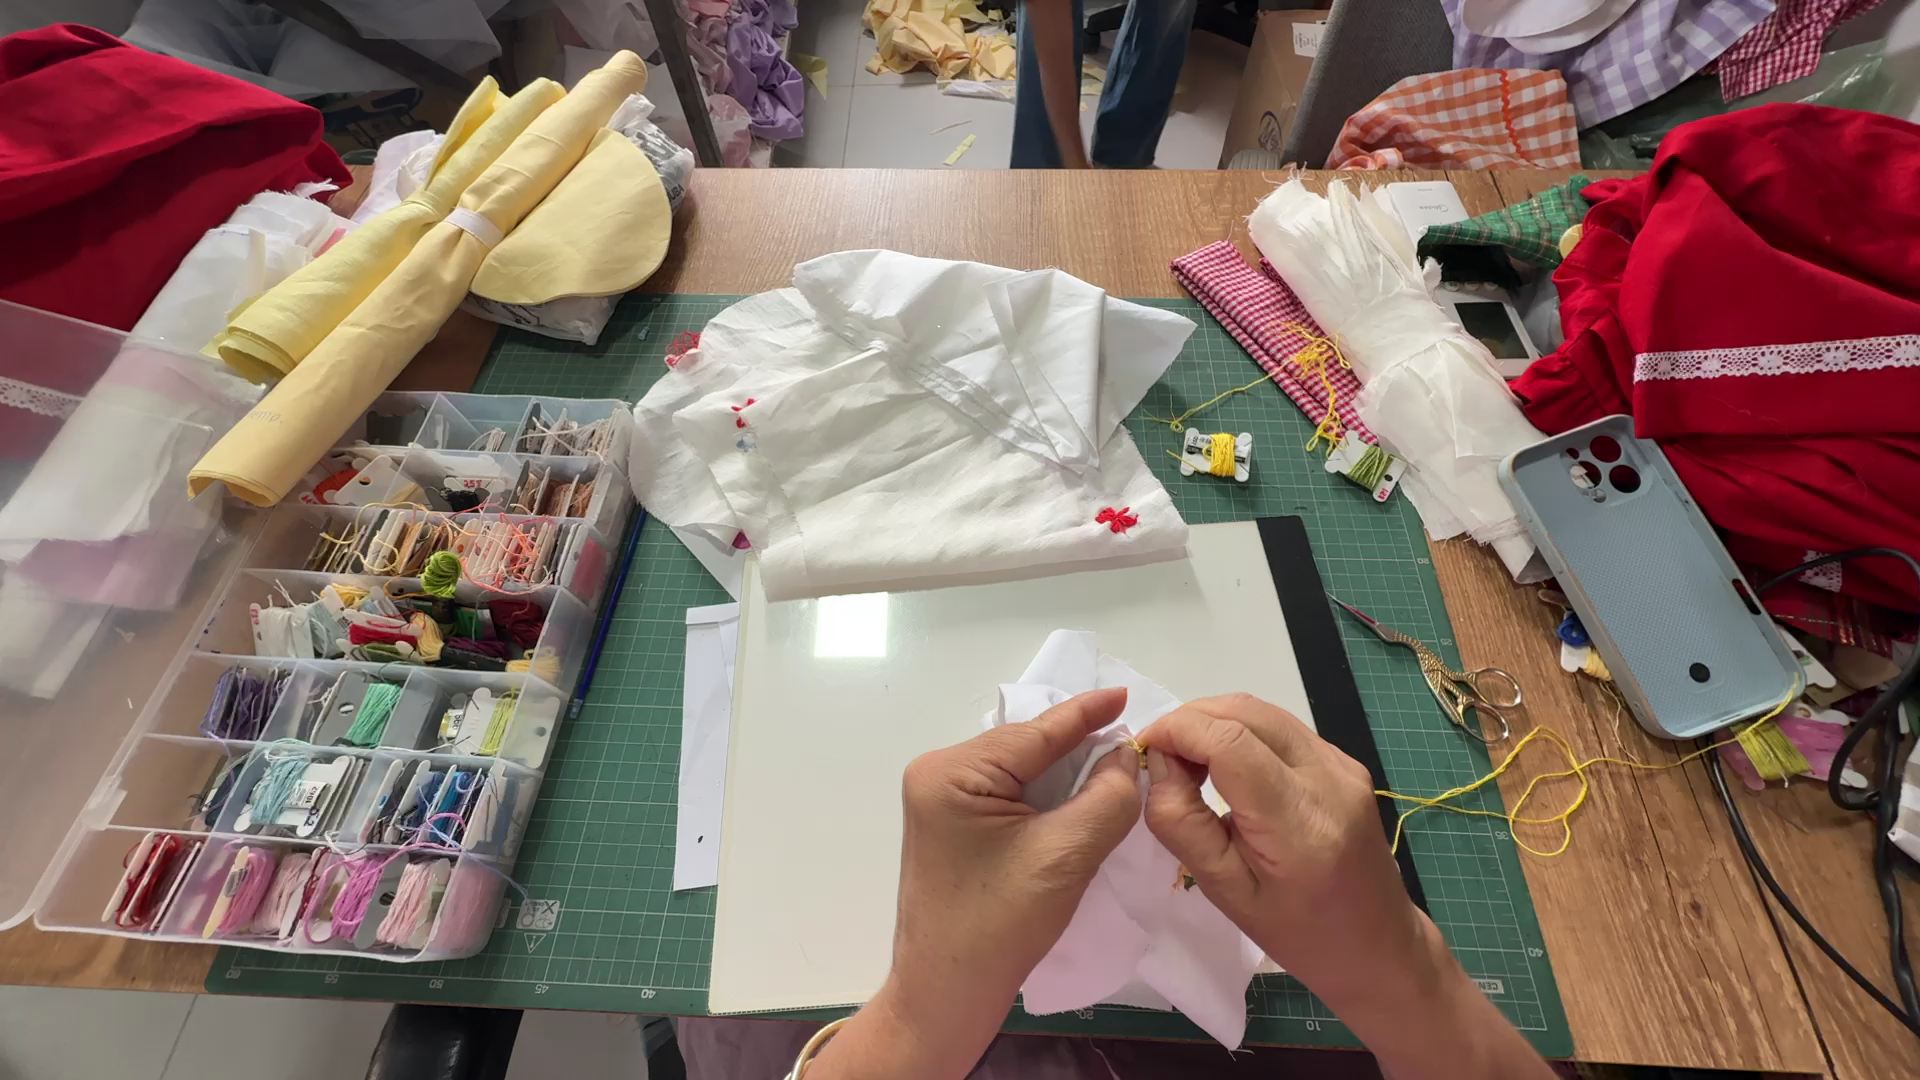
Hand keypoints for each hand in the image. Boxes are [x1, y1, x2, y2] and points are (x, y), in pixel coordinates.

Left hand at [811, 687, 1141, 1079]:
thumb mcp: (1064, 857)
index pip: (1033, 734)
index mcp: (952, 772)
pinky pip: (1005, 790)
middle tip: (1126, 738)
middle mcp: (938, 772)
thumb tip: (1124, 756)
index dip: (1084, 713)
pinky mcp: (949, 820)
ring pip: (1017, 769)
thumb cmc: (1000, 928)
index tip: (1122, 692)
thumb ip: (1105, 798)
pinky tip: (1072, 793)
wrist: (945, 997)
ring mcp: (939, 796)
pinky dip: (1042, 792)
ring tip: (1108, 761)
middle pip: (1024, 748)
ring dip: (1060, 770)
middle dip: (1074, 744)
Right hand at [1139, 694, 1551, 1078]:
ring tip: (1187, 758)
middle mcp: (1328, 780)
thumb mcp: (1222, 890)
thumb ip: (1180, 821)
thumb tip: (1159, 761)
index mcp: (1300, 825)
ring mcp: (1341, 764)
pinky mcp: (1343, 760)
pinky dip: (1236, 728)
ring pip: (1258, 708)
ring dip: (1210, 719)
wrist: (1380, 948)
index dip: (1177, 731)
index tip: (1146, 751)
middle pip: (1242, 712)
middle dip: (1188, 720)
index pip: (1228, 742)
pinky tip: (1223, 762)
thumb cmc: (1296, 932)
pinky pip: (1276, 723)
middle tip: (1162, 755)